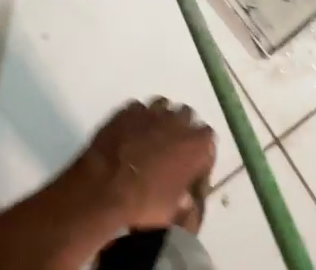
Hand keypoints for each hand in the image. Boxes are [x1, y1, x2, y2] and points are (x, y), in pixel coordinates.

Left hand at [63, 98, 215, 231]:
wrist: (105, 186)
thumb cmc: (145, 201)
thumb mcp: (173, 209)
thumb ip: (184, 197)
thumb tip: (185, 196)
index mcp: (196, 145)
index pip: (209, 140)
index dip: (201, 152)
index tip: (194, 164)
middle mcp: (178, 121)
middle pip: (187, 116)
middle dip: (182, 128)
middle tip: (172, 148)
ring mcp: (152, 111)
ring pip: (163, 105)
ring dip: (161, 118)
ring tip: (152, 136)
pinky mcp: (127, 109)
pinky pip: (138, 108)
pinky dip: (138, 118)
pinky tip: (131, 132)